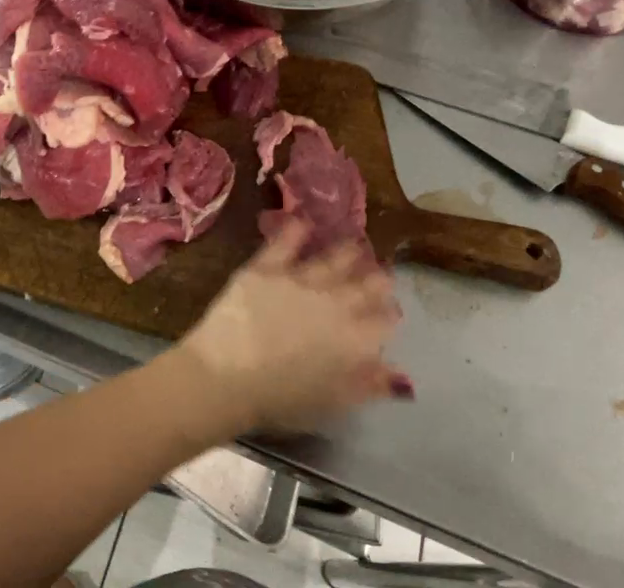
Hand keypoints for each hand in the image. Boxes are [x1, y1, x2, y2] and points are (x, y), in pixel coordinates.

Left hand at [175, 220, 406, 432]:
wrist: (225, 376)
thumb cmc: (280, 400)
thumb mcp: (333, 401)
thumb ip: (368, 384)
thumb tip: (398, 375)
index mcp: (354, 340)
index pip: (384, 321)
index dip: (389, 314)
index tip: (390, 309)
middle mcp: (334, 304)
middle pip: (364, 285)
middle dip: (376, 278)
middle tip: (381, 269)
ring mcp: (298, 282)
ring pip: (331, 261)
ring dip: (346, 252)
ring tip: (354, 244)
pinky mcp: (264, 269)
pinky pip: (283, 245)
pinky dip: (295, 232)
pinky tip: (302, 221)